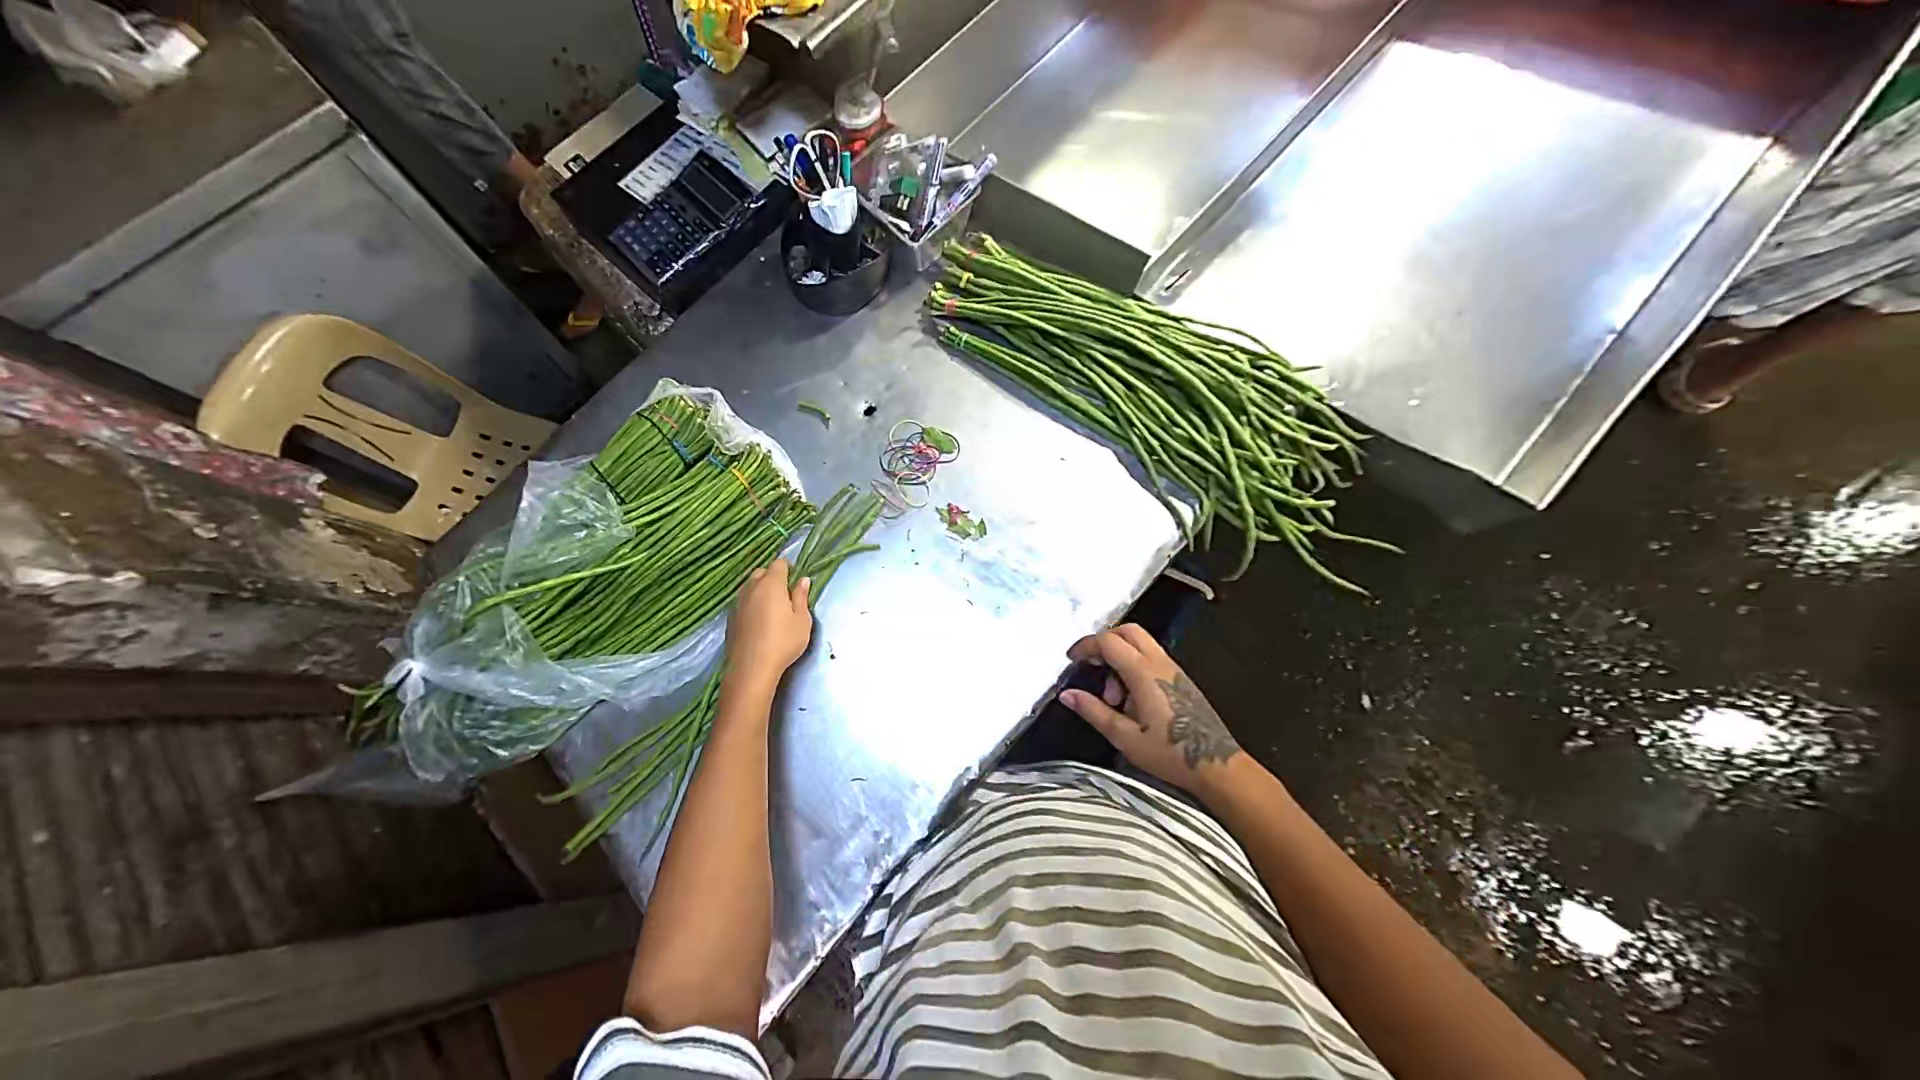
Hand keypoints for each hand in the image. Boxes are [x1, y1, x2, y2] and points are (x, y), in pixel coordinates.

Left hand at [724, 558, 811, 696]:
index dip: (788, 567)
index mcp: (771, 584)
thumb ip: (801, 597)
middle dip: (772, 576)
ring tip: (771, 607)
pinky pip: (742, 601)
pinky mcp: (730, 617)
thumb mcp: (802, 620)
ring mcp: (738, 602)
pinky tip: (758, 620)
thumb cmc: (783, 642)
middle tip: (785, 594)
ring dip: (760, 590)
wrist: (751, 668)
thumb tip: (803, 580)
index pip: (779, 564)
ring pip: (749, 586)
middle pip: (761, 572)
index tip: (795, 580)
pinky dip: (751, 603)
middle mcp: (751, 588)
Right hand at [1058, 623, 1242, 794]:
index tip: (1073, 658)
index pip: (1109, 641)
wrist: (1217, 766)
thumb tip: (1069, 695)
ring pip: (1141, 644)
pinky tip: (1131, 701)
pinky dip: (1134, 667)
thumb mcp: (1124, 737)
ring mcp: (1174, 670)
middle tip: (1091, 664)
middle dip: (1104, 642)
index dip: (1086, 645)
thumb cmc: (1172, 754)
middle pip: (1128, 631)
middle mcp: (1161, 664)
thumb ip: (1093, 711)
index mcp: (1144, 673)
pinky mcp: (1182, 680)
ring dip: (1120, 658)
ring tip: (1113, 697)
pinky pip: (1152, 659)